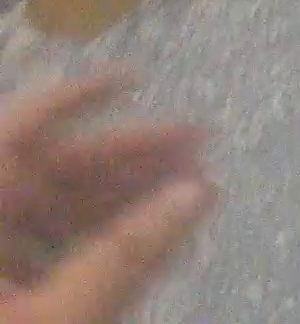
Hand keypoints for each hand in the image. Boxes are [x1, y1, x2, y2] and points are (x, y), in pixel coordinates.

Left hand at [0, 70, 214, 323]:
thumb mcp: (56, 321)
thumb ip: (129, 254)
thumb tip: (200, 190)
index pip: (13, 137)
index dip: (72, 99)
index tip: (139, 78)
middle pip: (43, 177)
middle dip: (126, 158)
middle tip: (201, 147)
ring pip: (51, 219)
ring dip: (126, 201)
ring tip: (197, 194)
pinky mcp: (1, 301)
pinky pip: (45, 258)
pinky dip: (102, 244)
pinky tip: (160, 241)